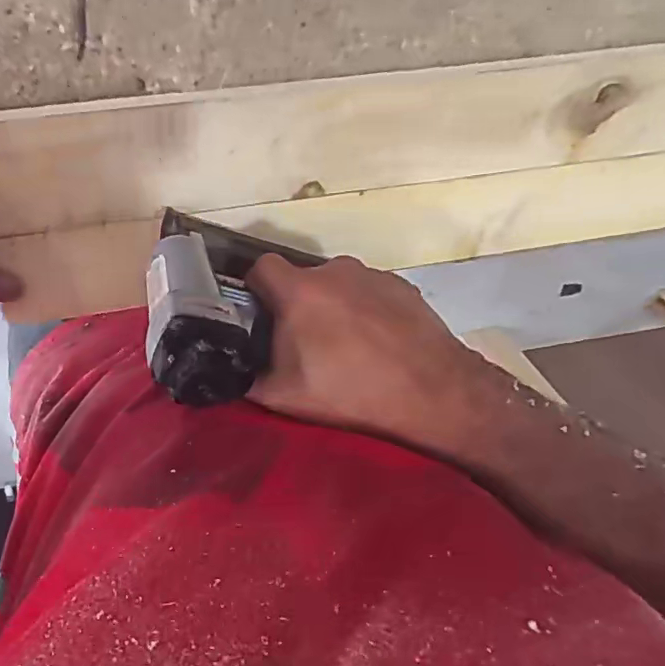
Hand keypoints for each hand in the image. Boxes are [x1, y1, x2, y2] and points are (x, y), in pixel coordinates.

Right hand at [247, 255, 499, 453]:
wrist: (431, 391)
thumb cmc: (351, 392)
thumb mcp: (285, 397)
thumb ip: (249, 379)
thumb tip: (234, 372)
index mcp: (300, 290)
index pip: (261, 268)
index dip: (256, 289)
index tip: (262, 315)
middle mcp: (336, 271)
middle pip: (304, 280)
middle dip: (300, 306)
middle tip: (308, 345)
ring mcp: (374, 276)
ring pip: (340, 286)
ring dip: (337, 308)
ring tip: (350, 349)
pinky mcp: (403, 287)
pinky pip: (372, 294)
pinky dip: (369, 311)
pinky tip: (380, 344)